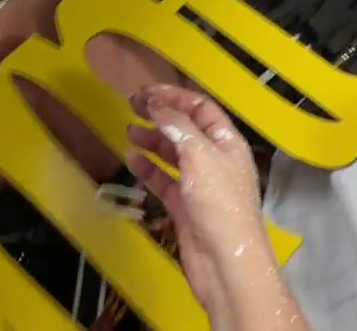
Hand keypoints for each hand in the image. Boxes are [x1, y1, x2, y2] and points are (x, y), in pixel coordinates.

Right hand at [126, 85, 296, 328]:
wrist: (225, 265)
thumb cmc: (219, 205)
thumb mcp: (200, 156)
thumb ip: (178, 127)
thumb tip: (157, 106)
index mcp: (226, 142)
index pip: (200, 108)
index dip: (175, 96)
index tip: (147, 91)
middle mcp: (214, 159)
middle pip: (185, 128)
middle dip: (160, 114)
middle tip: (133, 105)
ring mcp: (199, 183)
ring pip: (173, 153)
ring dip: (152, 139)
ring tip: (129, 130)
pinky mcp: (185, 206)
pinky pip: (164, 180)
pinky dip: (148, 168)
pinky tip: (132, 159)